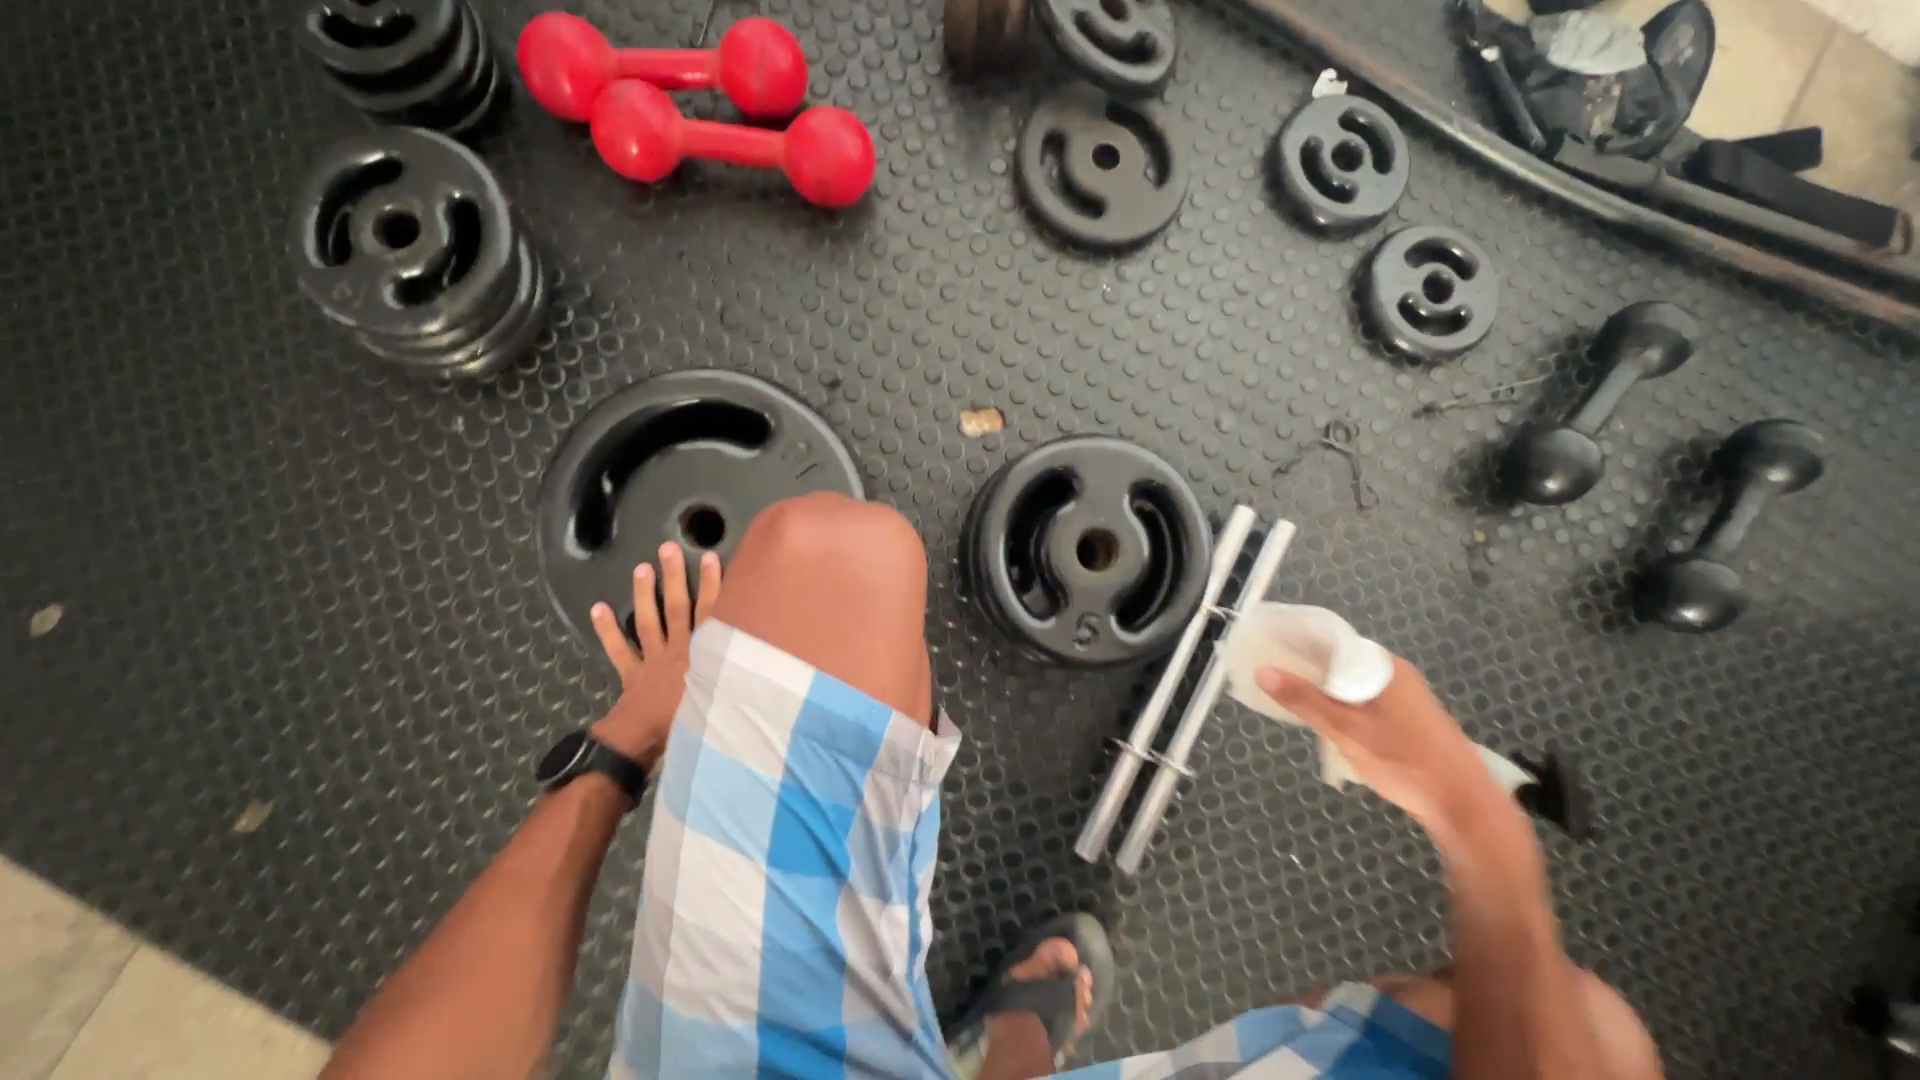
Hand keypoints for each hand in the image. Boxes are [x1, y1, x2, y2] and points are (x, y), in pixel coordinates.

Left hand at [588, 542, 722, 767]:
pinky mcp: (633, 675)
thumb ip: (739, 678)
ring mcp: (652, 661)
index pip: (711, 612)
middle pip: (676, 608)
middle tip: (667, 550)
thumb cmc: (691, 723)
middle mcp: (677, 650)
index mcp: (702, 655)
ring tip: (640, 570)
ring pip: (648, 622)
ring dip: (643, 595)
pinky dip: (608, 631)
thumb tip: (768, 667)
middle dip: (673, 578)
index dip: (712, 584)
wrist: (644, 742)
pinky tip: (598, 609)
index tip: (709, 557)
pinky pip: (619, 650)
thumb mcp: (724, 699)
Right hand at [1255, 656, 1508, 841]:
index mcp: (1382, 667)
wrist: (1463, 804)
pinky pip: (1365, 702)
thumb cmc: (1403, 761)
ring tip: (1292, 704)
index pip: (1330, 640)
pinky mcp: (1409, 719)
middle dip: (1306, 670)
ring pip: (1352, 685)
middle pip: (1340, 662)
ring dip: (1324, 693)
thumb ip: (1304, 699)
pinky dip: (1343, 708)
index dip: (1296, 643)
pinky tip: (1328, 726)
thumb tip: (1263, 670)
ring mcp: (1405, 697)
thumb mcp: (1346, 730)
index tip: (1265, 649)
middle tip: (1271, 681)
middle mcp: (1394, 674)